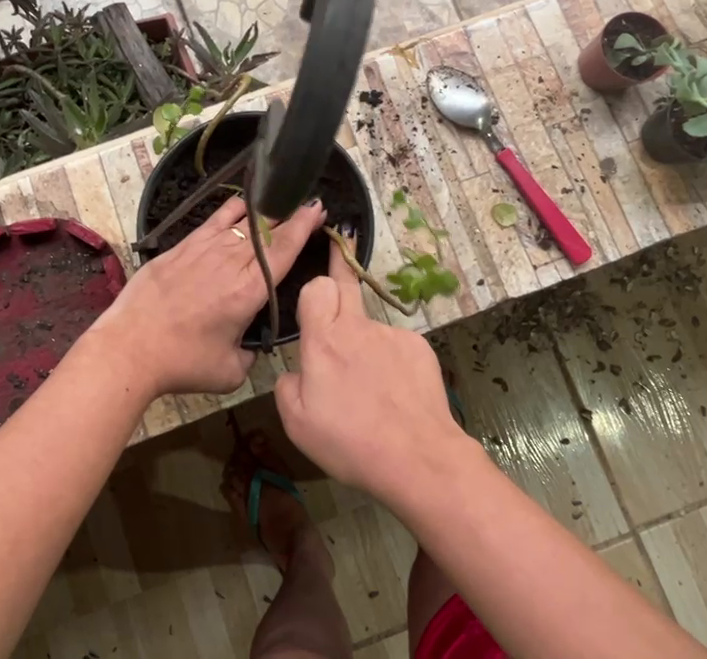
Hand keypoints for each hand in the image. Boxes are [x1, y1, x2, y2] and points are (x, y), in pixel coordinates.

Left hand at [90, 196, 325, 397]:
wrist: (129, 348)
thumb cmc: (182, 363)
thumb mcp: (230, 372)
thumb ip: (250, 354)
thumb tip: (251, 343)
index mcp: (249, 291)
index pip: (284, 249)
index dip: (304, 226)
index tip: (318, 209)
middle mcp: (230, 263)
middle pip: (267, 230)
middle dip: (291, 216)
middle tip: (308, 206)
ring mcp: (203, 250)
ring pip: (242, 222)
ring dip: (265, 213)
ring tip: (279, 206)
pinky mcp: (180, 248)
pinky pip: (214, 221)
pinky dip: (232, 210)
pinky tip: (242, 205)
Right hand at [274, 240, 474, 503]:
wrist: (418, 459)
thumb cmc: (350, 442)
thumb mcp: (296, 423)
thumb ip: (287, 386)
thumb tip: (297, 372)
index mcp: (324, 341)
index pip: (317, 287)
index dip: (313, 289)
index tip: (313, 293)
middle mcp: (358, 327)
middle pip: (345, 284)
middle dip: (339, 265)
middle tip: (338, 247)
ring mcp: (393, 335)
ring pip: (370, 327)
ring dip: (363, 344)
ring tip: (370, 389)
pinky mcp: (420, 348)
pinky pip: (396, 346)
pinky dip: (390, 362)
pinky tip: (393, 395)